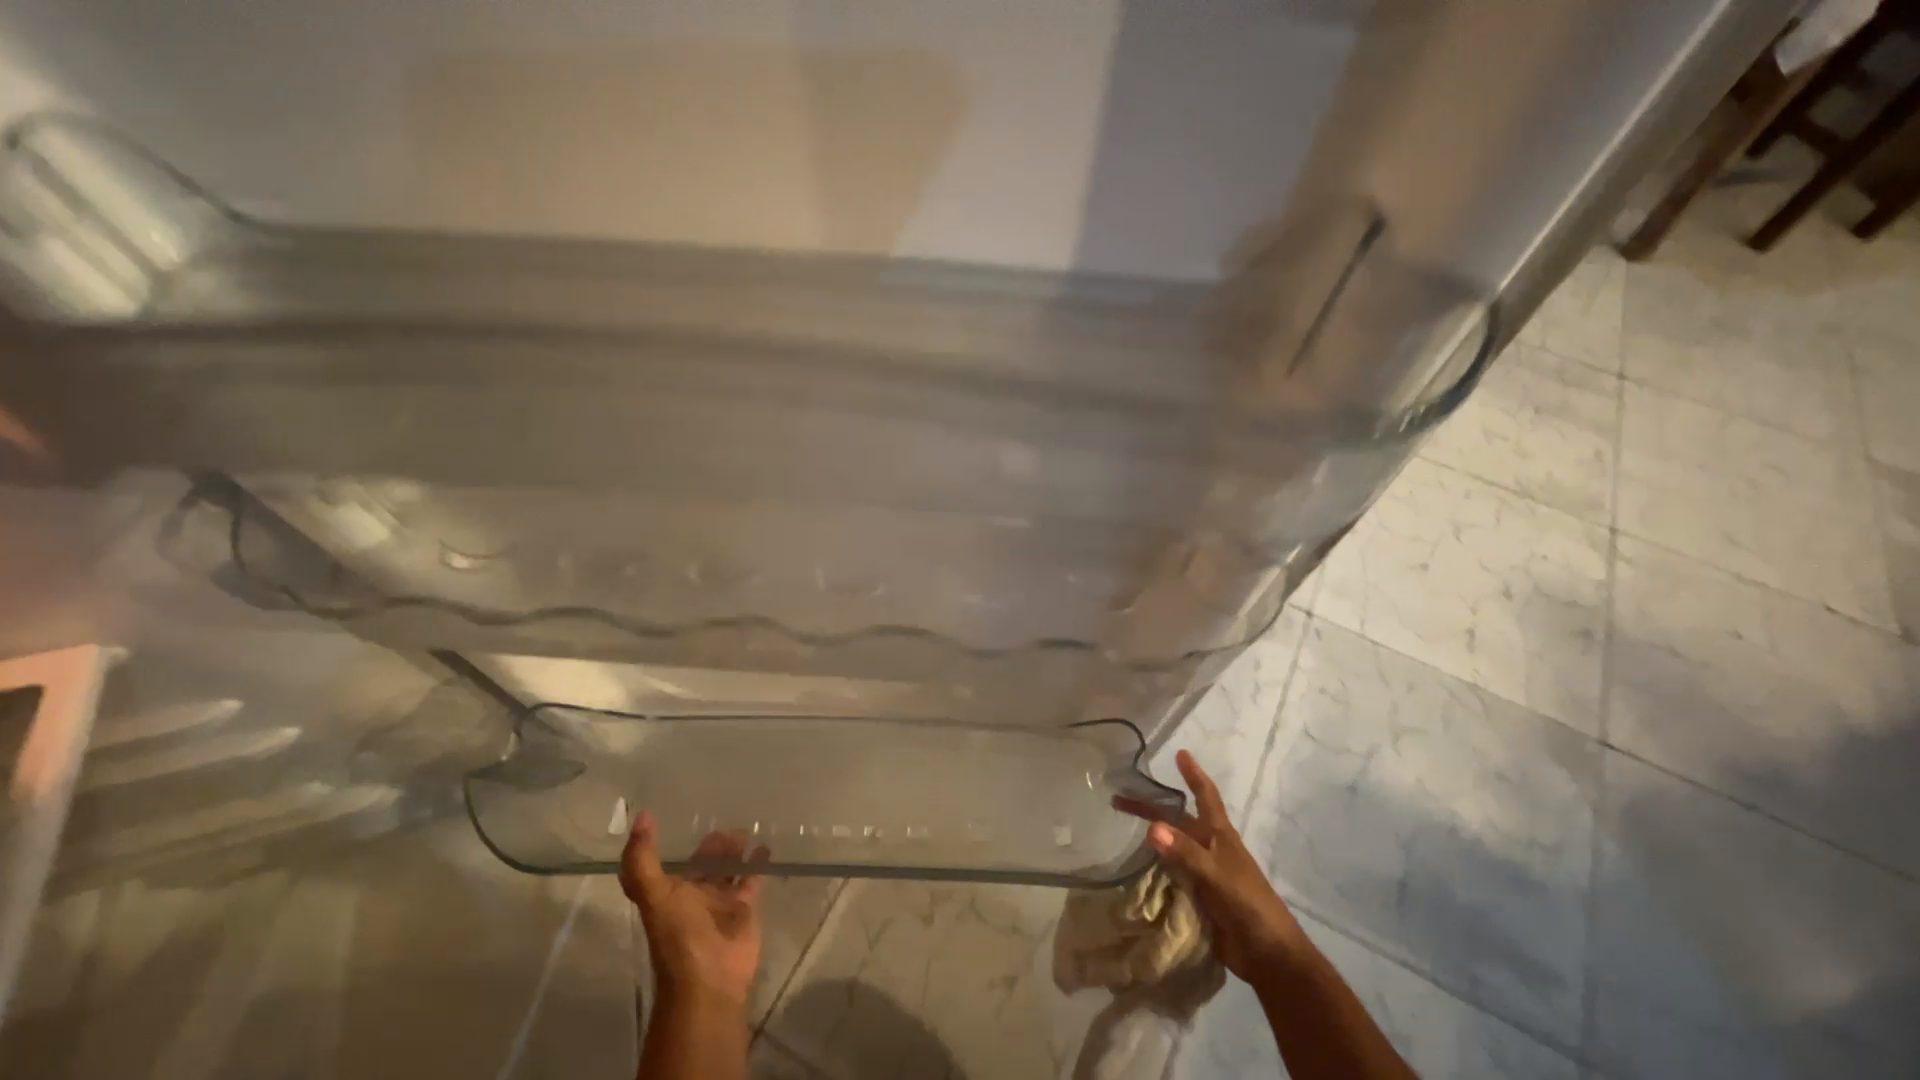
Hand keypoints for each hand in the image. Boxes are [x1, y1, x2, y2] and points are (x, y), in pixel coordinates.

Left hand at [620, 812, 766, 1007]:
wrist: (710, 980)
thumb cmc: (679, 936)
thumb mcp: (654, 895)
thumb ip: (643, 859)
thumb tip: (642, 816)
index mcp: (669, 891)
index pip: (669, 860)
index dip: (672, 840)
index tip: (682, 811)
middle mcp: (694, 895)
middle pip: (704, 862)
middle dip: (714, 844)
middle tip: (727, 815)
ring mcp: (721, 902)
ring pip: (729, 869)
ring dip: (736, 851)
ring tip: (747, 827)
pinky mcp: (745, 909)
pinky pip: (752, 880)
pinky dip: (758, 864)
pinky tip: (766, 846)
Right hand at [1139, 750, 1309, 982]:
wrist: (1267, 954)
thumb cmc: (1249, 905)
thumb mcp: (1217, 874)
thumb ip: (1185, 853)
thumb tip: (1151, 827)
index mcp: (1220, 837)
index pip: (1205, 797)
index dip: (1194, 775)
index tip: (1180, 753)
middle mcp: (1210, 850)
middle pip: (1178, 822)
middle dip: (1152, 809)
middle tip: (1118, 800)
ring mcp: (1203, 875)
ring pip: (1171, 849)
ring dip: (1149, 839)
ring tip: (1118, 833)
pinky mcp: (1196, 899)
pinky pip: (1169, 877)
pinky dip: (1151, 871)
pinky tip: (1131, 871)